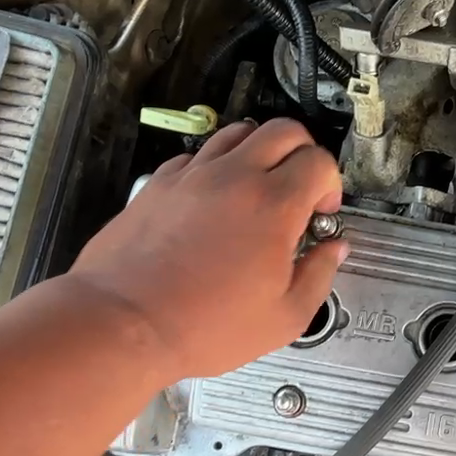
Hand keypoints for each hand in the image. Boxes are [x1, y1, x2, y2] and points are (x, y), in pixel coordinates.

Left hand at [66, 119, 346, 380]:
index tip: (322, 212)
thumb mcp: (284, 317)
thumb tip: (334, 250)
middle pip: (284, 130)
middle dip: (304, 153)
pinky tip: (217, 200)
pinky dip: (217, 167)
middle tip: (301, 189)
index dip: (331, 184)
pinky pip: (197, 155)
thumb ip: (319, 275)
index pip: (319, 161)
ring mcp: (192, 175)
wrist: (121, 323)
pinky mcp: (158, 183)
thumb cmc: (204, 325)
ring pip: (239, 133)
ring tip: (260, 188)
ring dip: (260, 152)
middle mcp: (235, 178)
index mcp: (274, 206)